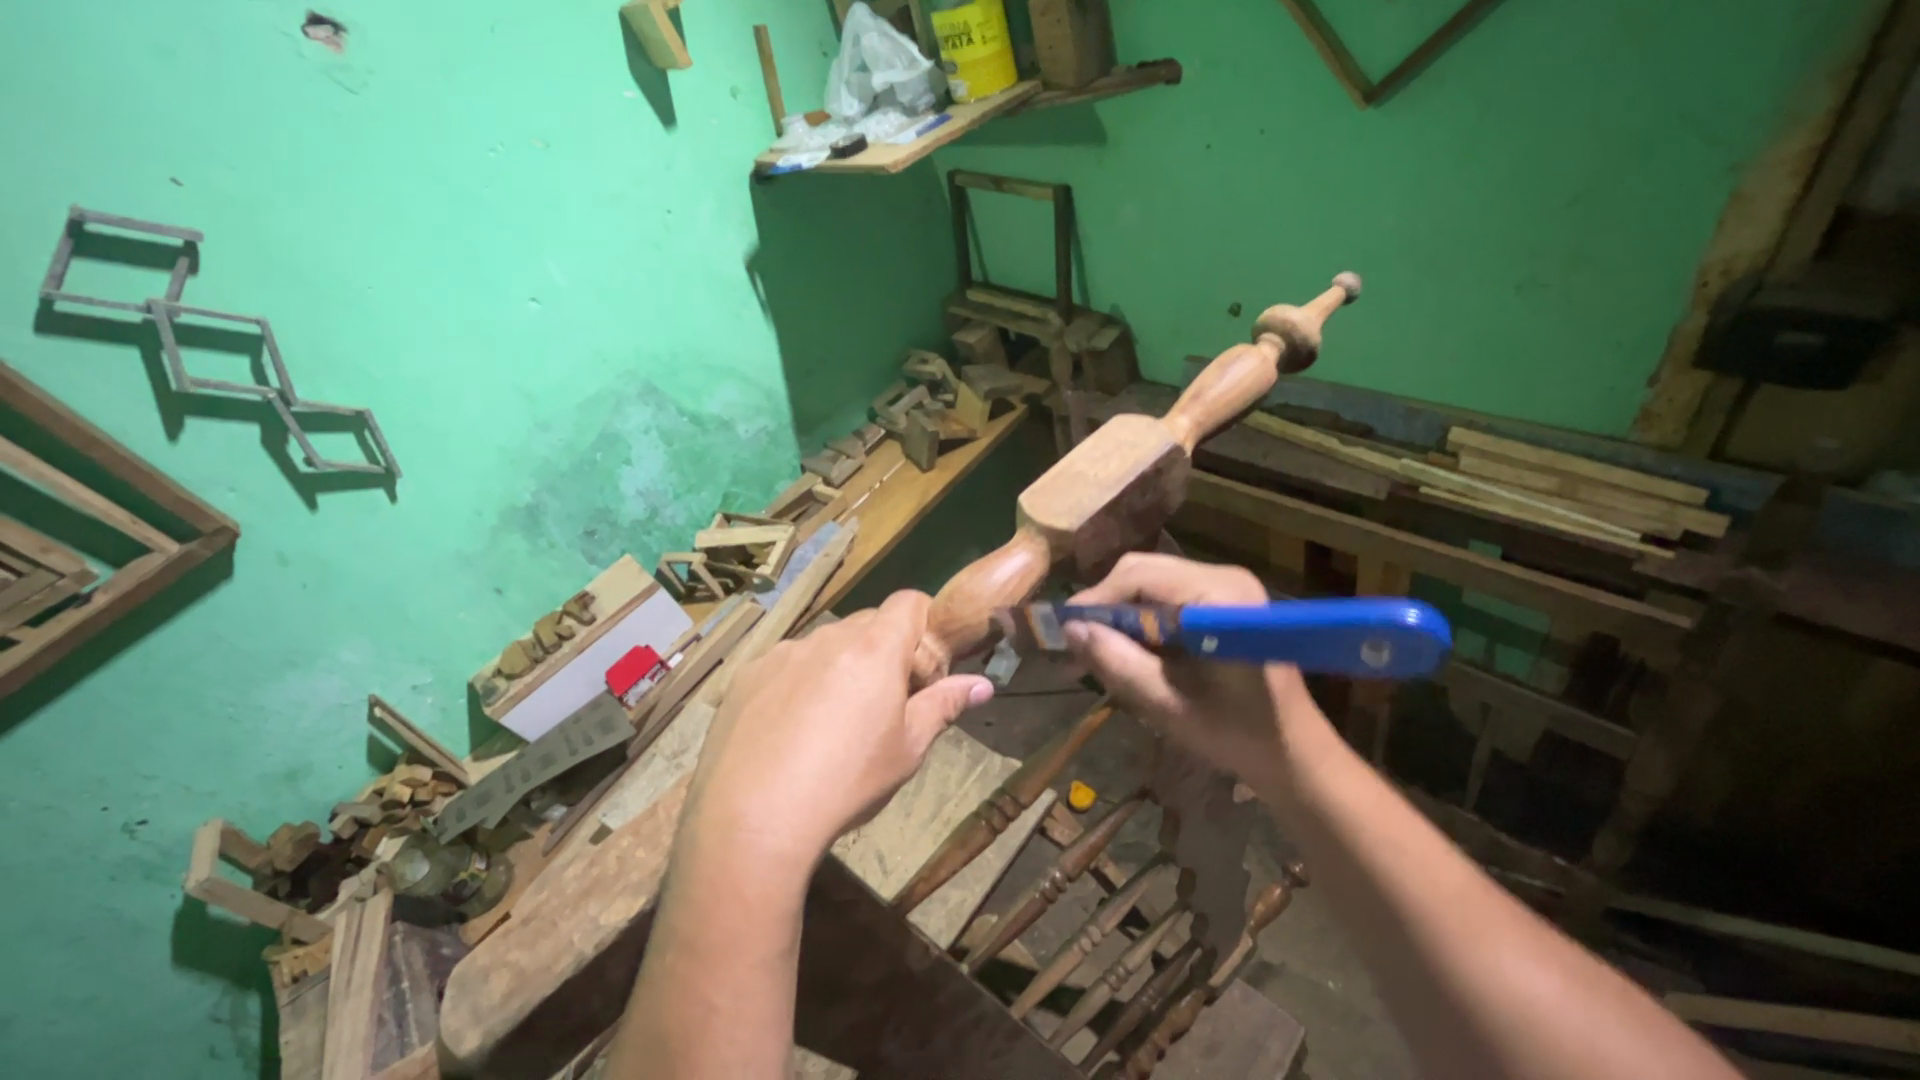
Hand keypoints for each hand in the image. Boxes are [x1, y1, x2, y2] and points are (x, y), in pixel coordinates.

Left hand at [689, 590, 994, 864]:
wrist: (753, 817)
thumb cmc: (847, 782)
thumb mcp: (907, 749)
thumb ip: (944, 705)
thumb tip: (983, 684)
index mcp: (874, 649)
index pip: (909, 602)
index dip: (923, 625)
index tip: (922, 669)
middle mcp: (827, 638)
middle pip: (867, 624)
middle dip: (883, 651)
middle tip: (884, 703)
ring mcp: (781, 653)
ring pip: (824, 645)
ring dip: (839, 667)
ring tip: (831, 724)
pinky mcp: (747, 675)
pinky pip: (785, 665)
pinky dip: (797, 684)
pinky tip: (788, 732)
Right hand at [1063, 553, 1316, 787]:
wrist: (1292, 751)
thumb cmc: (1237, 734)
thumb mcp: (1169, 706)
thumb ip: (1119, 663)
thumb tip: (1071, 630)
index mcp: (1220, 597)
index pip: (1139, 576)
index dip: (1095, 601)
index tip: (1062, 632)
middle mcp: (1224, 577)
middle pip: (1142, 571)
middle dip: (1105, 606)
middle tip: (1077, 644)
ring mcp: (1226, 585)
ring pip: (1150, 581)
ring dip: (1121, 613)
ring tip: (1098, 651)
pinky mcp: (1224, 600)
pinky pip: (1167, 594)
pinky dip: (1141, 618)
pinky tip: (1131, 650)